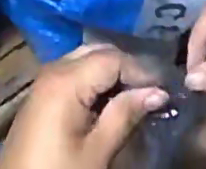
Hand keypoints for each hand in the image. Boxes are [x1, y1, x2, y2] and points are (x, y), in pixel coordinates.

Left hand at [0, 44, 167, 168]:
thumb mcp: (96, 152)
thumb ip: (125, 115)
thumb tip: (158, 92)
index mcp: (67, 79)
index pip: (114, 58)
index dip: (142, 70)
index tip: (165, 87)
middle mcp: (55, 68)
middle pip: (99, 52)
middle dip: (127, 67)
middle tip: (152, 88)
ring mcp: (44, 80)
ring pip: (86, 59)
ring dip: (111, 72)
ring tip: (135, 94)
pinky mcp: (40, 95)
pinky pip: (73, 72)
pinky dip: (94, 80)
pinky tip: (108, 100)